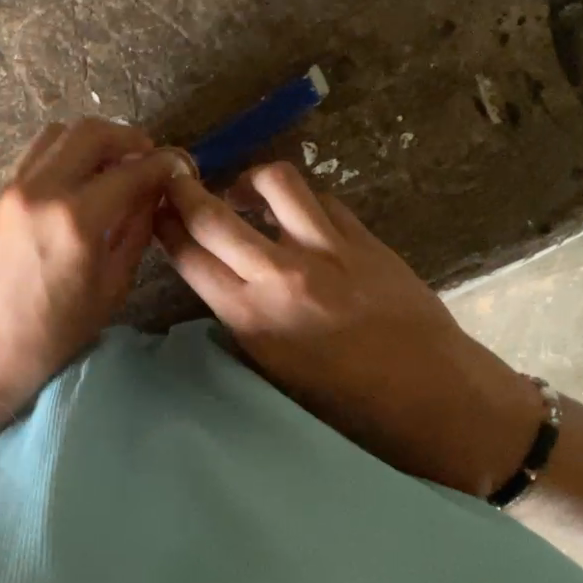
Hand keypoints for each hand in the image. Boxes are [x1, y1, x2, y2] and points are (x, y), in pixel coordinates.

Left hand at [0, 119, 182, 416]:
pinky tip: (76, 182)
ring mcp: (12, 189)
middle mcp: (41, 191)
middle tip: (146, 157)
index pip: (132, 171)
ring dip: (91, 140)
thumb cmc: (52, 334)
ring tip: (110, 165)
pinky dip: (61, 155)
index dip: (163, 166)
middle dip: (128, 138)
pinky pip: (34, 156)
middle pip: (91, 131)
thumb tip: (152, 196)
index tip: (178, 168)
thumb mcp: (110, 288)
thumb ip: (135, 233)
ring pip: (57, 134)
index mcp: (77, 219)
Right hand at [156, 160, 543, 496]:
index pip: (189, 256)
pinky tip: (295, 214)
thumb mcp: (270, 370)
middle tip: (174, 182)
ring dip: (247, 180)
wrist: (430, 394)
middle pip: (215, 215)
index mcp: (250, 318)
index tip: (152, 212)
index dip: (163, 228)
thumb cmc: (343, 402)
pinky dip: (298, 198)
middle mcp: (281, 274)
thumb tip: (217, 280)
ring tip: (243, 192)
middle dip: (184, 192)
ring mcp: (327, 249)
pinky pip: (320, 198)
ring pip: (274, 182)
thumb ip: (239, 318)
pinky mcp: (364, 236)